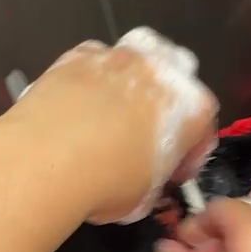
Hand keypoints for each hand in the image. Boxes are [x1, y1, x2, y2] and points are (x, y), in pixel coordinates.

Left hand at [10, 28, 217, 223]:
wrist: (46, 160)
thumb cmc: (107, 184)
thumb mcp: (145, 196)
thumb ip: (155, 179)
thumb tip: (145, 177)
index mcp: (192, 107)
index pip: (203, 127)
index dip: (189, 153)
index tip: (173, 171)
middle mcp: (162, 71)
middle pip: (175, 82)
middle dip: (165, 105)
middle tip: (144, 135)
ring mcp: (120, 56)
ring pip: (135, 62)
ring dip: (131, 84)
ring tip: (112, 114)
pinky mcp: (79, 55)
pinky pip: (95, 64)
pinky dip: (92, 81)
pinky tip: (79, 105)